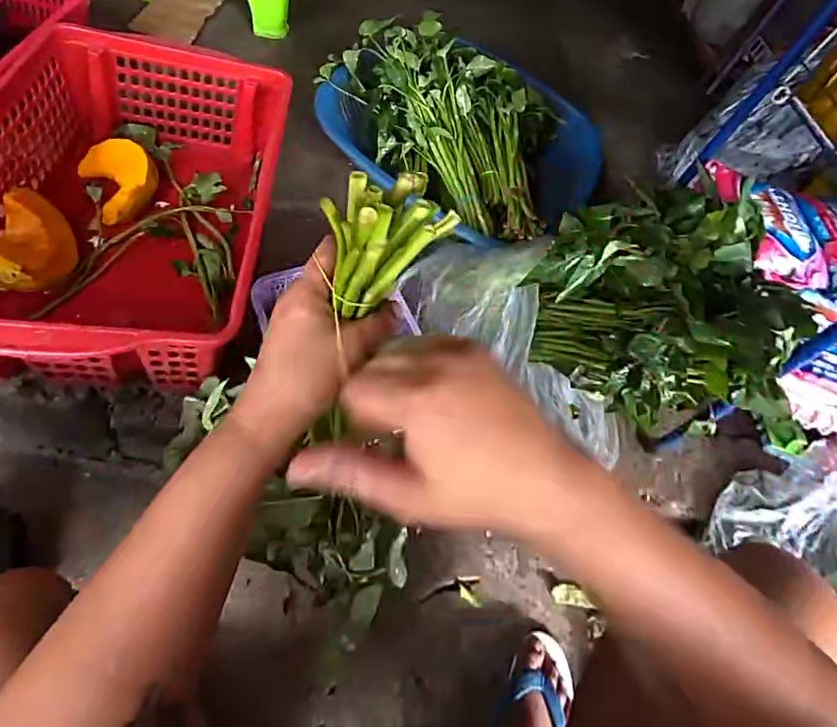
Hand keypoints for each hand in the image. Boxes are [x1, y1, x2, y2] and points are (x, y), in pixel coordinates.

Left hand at [233, 238, 395, 445]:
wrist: (269, 420)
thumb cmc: (310, 375)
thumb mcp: (354, 347)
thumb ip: (379, 321)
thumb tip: (393, 307)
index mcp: (305, 289)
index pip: (331, 249)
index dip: (358, 244)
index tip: (385, 247)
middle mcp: (295, 297)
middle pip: (334, 274)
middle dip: (363, 277)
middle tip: (391, 286)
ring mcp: (291, 318)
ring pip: (331, 298)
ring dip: (355, 302)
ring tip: (382, 311)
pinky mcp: (292, 339)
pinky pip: (324, 317)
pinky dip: (344, 319)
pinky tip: (362, 334)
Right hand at [287, 338, 605, 540]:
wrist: (542, 476)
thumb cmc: (472, 494)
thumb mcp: (407, 495)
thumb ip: (350, 472)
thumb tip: (294, 465)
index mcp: (414, 399)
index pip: (352, 387)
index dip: (352, 417)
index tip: (370, 439)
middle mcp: (435, 363)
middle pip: (374, 363)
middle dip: (370, 393)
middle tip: (389, 430)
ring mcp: (461, 351)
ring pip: (401, 349)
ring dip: (395, 374)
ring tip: (414, 413)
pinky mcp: (478, 349)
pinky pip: (431, 342)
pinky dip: (422, 360)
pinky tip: (436, 392)